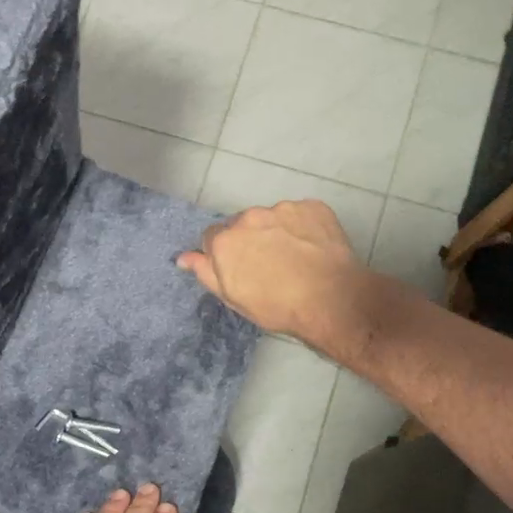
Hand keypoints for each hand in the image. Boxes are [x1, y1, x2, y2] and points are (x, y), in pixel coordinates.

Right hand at [177, 200, 361, 338]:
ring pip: (271, 218)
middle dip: (249, 240)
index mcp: (225, 240)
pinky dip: (301, 228)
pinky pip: (300, 214)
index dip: (224, 255)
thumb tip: (183, 257)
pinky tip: (311, 249)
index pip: (212, 238)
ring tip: (293, 258)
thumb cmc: (276, 305)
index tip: (239, 269)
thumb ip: (205, 272)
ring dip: (275, 232)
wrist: (329, 298)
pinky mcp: (312, 207)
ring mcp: (283, 209)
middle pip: (242, 225)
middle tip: (267, 266)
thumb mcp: (233, 297)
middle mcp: (250, 217)